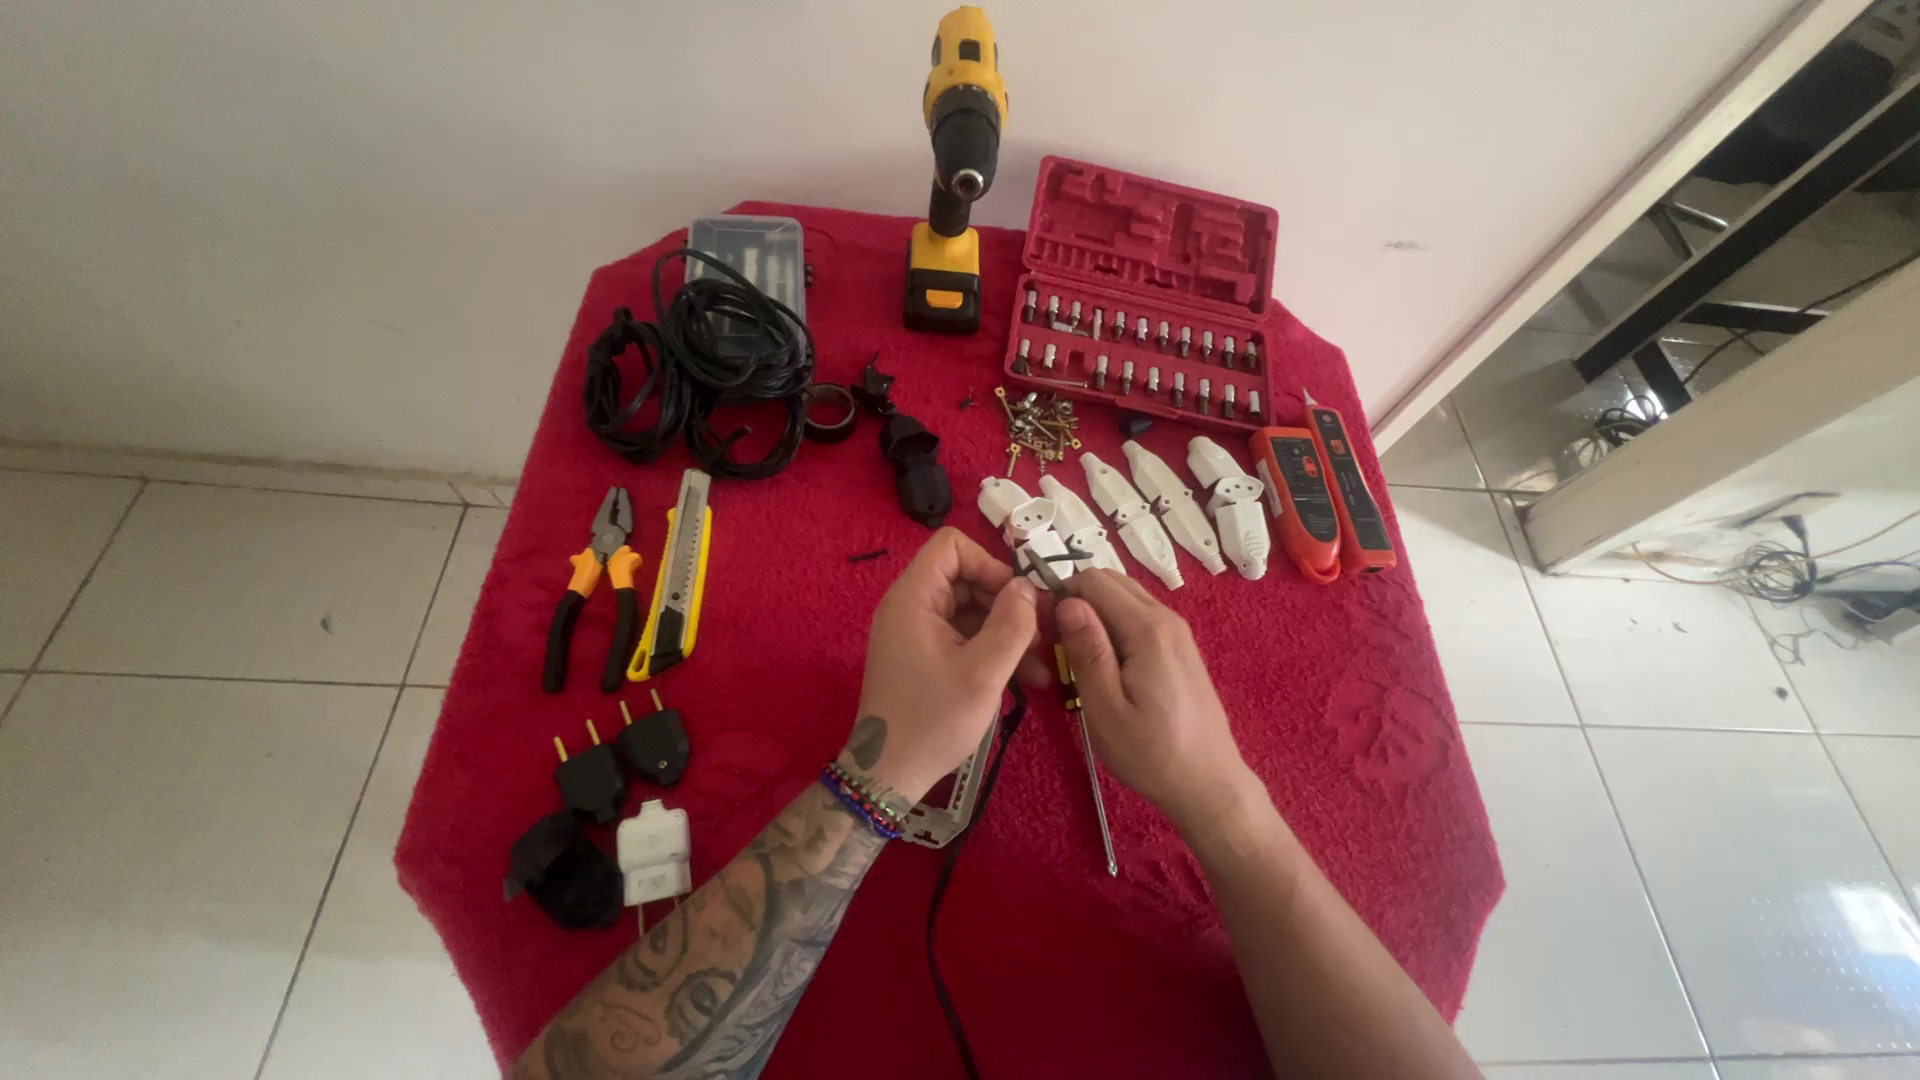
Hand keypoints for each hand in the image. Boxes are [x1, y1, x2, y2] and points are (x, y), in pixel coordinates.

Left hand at [845, 528, 1041, 804]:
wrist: (890, 774)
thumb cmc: (933, 720)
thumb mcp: (983, 673)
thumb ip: (1011, 624)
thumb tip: (1028, 588)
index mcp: (914, 598)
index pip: (952, 546)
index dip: (990, 564)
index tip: (1017, 600)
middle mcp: (911, 606)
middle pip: (966, 577)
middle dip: (1007, 603)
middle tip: (1041, 636)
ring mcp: (917, 631)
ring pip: (971, 609)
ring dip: (1007, 631)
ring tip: (1039, 666)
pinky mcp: (925, 655)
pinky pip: (964, 635)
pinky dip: (992, 649)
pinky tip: (1024, 679)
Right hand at [1056, 569, 1255, 831]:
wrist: (1208, 784)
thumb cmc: (1151, 753)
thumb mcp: (1106, 709)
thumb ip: (1087, 650)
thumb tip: (1066, 601)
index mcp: (1147, 628)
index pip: (1092, 580)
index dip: (1059, 596)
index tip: (1042, 631)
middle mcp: (1166, 617)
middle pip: (1109, 580)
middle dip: (1075, 600)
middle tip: (1055, 644)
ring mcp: (1177, 631)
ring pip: (1124, 596)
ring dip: (1094, 612)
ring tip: (1076, 656)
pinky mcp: (1179, 646)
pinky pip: (1138, 615)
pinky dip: (1113, 625)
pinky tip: (1105, 664)